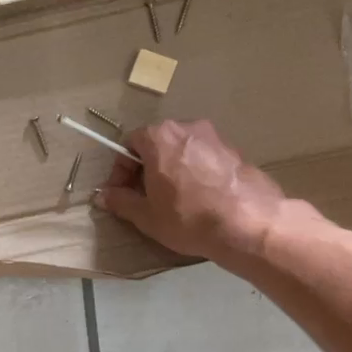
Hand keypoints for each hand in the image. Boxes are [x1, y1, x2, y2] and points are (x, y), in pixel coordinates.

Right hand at [96, 120, 286, 261]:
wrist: (248, 223)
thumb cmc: (188, 217)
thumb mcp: (146, 216)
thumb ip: (121, 201)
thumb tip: (103, 195)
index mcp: (160, 137)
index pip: (130, 143)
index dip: (121, 169)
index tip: (121, 192)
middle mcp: (187, 128)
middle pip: (157, 143)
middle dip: (147, 168)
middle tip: (146, 197)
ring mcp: (215, 137)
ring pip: (183, 150)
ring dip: (172, 170)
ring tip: (174, 200)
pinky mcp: (235, 151)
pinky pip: (205, 158)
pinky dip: (195, 173)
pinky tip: (200, 199)